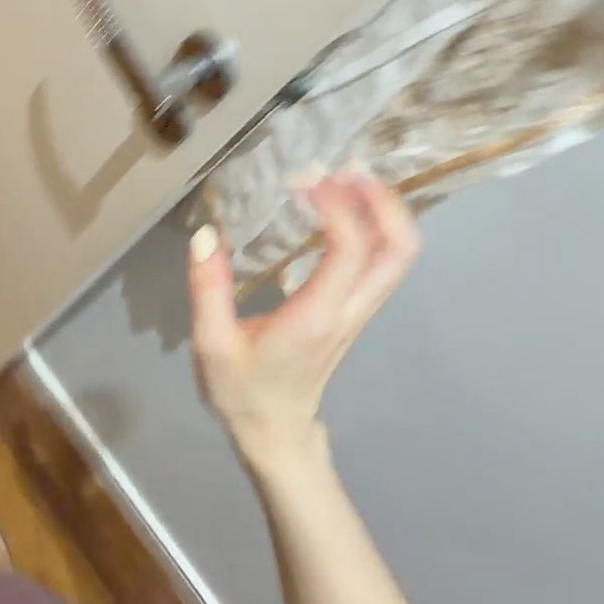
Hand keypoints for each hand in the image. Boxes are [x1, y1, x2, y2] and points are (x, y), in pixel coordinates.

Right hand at [187, 170, 420, 472]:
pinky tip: (343, 214)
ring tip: (349, 181)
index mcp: (316, 315)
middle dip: (381, 201)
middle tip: (346, 169)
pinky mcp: (353, 314)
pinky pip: (382, 264)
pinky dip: (375, 231)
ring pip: (398, 256)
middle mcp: (349, 310)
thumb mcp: (211, 344)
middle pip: (398, 248)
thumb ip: (208, 289)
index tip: (303, 178)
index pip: (348, 248)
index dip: (335, 205)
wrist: (275, 434)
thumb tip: (205, 234)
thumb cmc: (242, 392)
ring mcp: (358, 313)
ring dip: (383, 213)